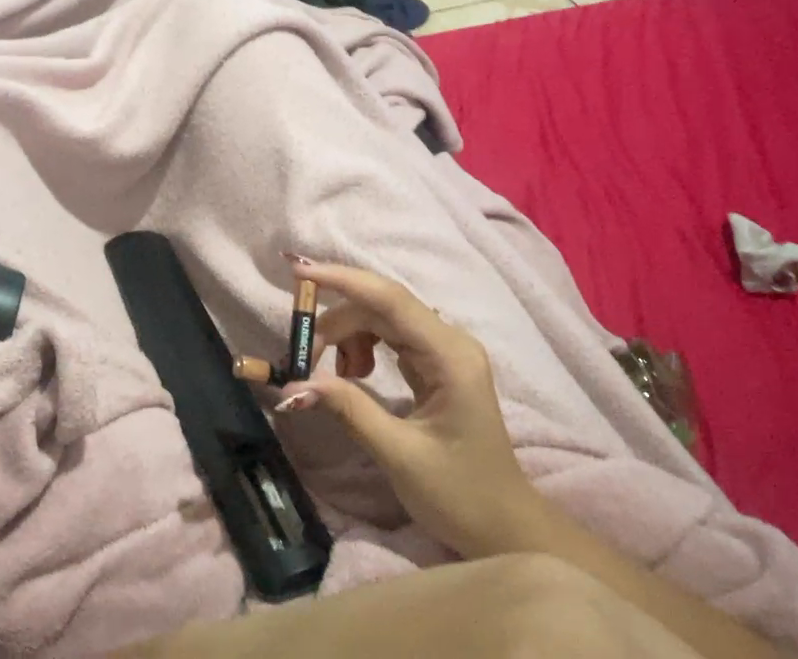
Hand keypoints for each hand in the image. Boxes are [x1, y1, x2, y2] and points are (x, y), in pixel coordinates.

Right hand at [275, 260, 543, 557]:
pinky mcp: (435, 364)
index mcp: (450, 357)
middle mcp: (450, 342)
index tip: (297, 271)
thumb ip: (348, 409)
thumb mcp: (398, 454)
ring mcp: (444, 351)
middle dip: (335, 324)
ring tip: (333, 377)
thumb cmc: (460, 494)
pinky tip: (352, 377)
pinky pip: (389, 336)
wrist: (504, 527)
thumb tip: (293, 385)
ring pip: (380, 319)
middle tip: (302, 361)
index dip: (342, 279)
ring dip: (346, 336)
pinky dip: (360, 348)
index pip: (390, 300)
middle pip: (380, 307)